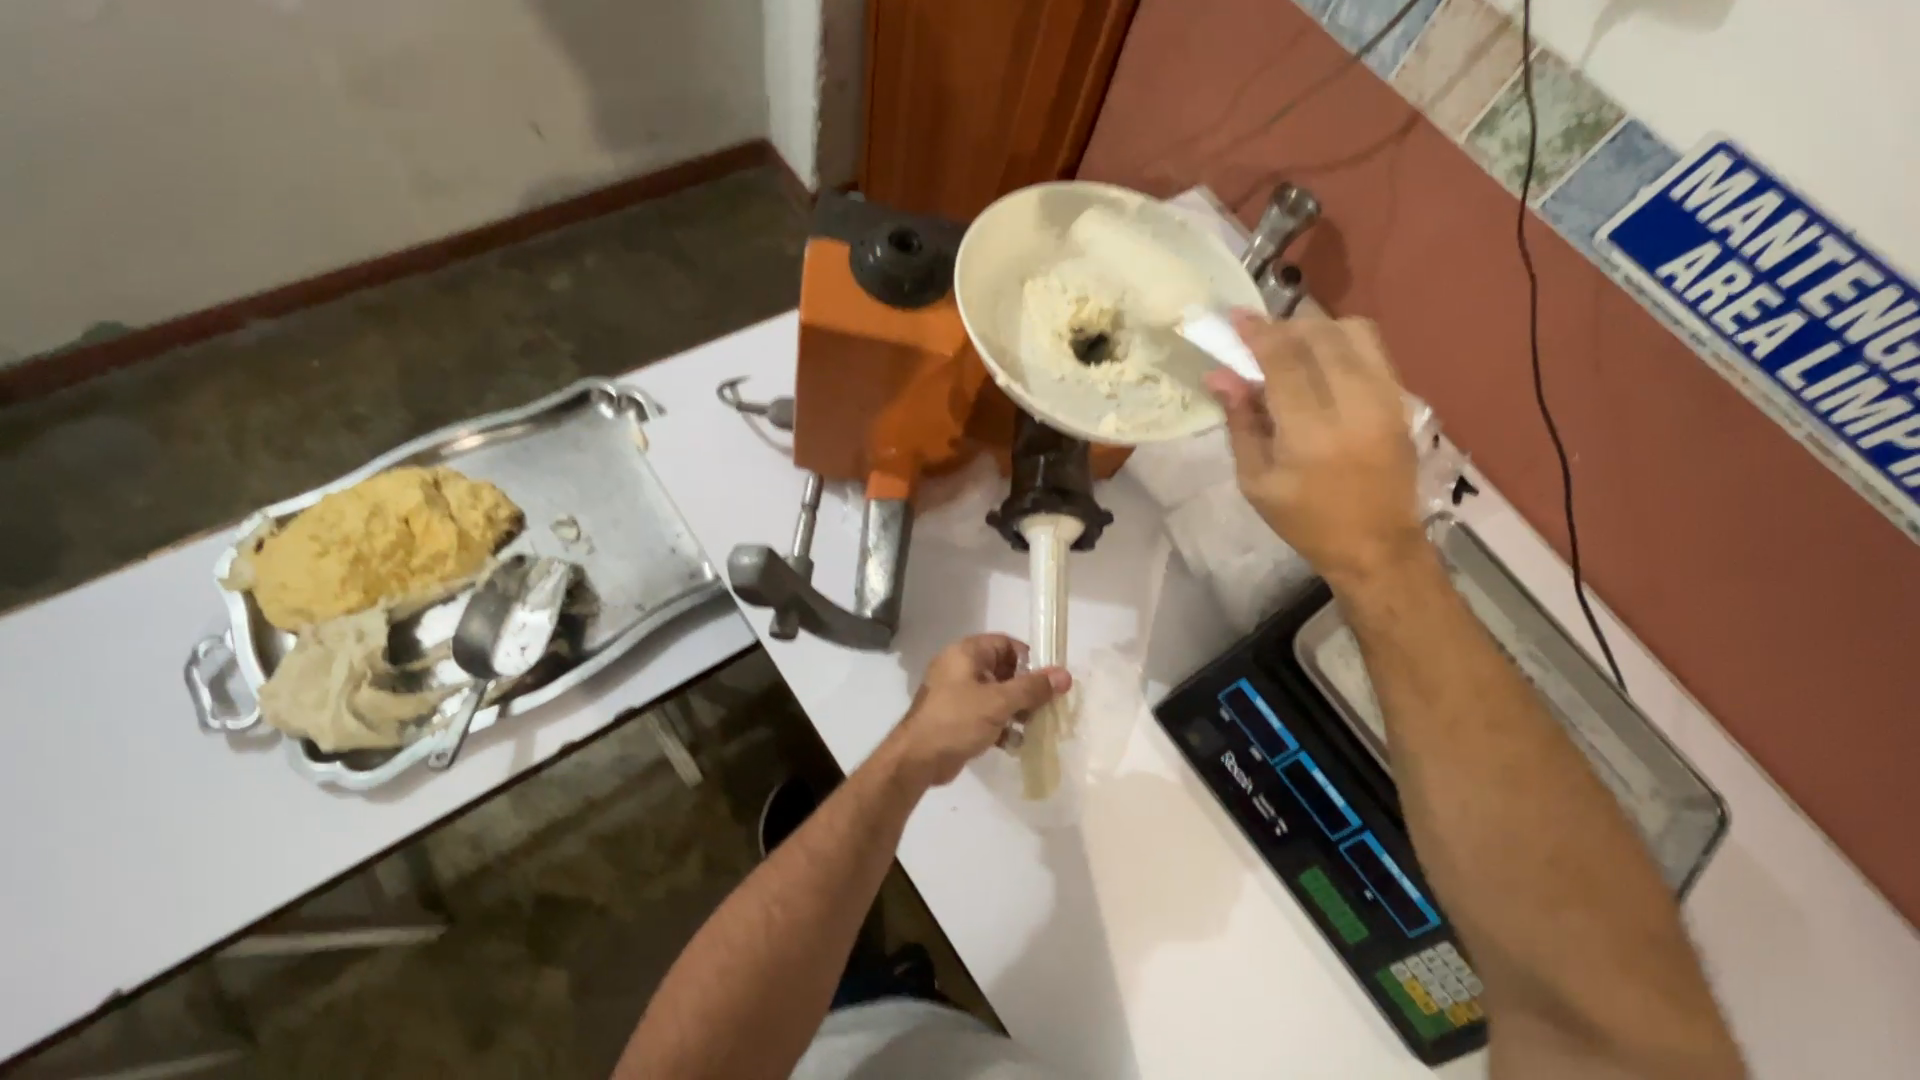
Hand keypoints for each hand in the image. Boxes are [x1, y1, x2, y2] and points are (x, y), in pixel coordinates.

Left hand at [885, 634, 1070, 786]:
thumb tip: (1065, 675)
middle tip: (1045, 706)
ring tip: (1034, 726)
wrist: (918, 759)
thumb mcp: (999, 702)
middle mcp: (960, 669)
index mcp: (966, 653)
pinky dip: (1001, 725)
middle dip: (1026, 689)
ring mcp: (957, 694)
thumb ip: (1032, 688)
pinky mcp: (957, 718)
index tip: (1048, 680)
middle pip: (1003, 670)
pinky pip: (986, 715)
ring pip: (996, 695)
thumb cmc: (957, 720)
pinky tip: (1016, 743)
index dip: (1028, 659)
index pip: (1005, 644)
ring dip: (1016, 710)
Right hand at [1204, 313, 1426, 588]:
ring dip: (1316, 328)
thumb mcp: (1256, 481)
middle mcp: (1355, 406)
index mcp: (1312, 434)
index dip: (1257, 333)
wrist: (1376, 544)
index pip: (1284, 362)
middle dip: (1283, 326)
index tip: (1235, 318)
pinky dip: (1341, 342)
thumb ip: (1240, 422)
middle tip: (1258, 336)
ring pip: (1353, 332)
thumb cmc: (1306, 520)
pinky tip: (1321, 361)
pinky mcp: (1401, 399)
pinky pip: (1372, 349)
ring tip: (1292, 345)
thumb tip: (1219, 375)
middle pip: (1320, 336)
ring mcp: (1385, 399)